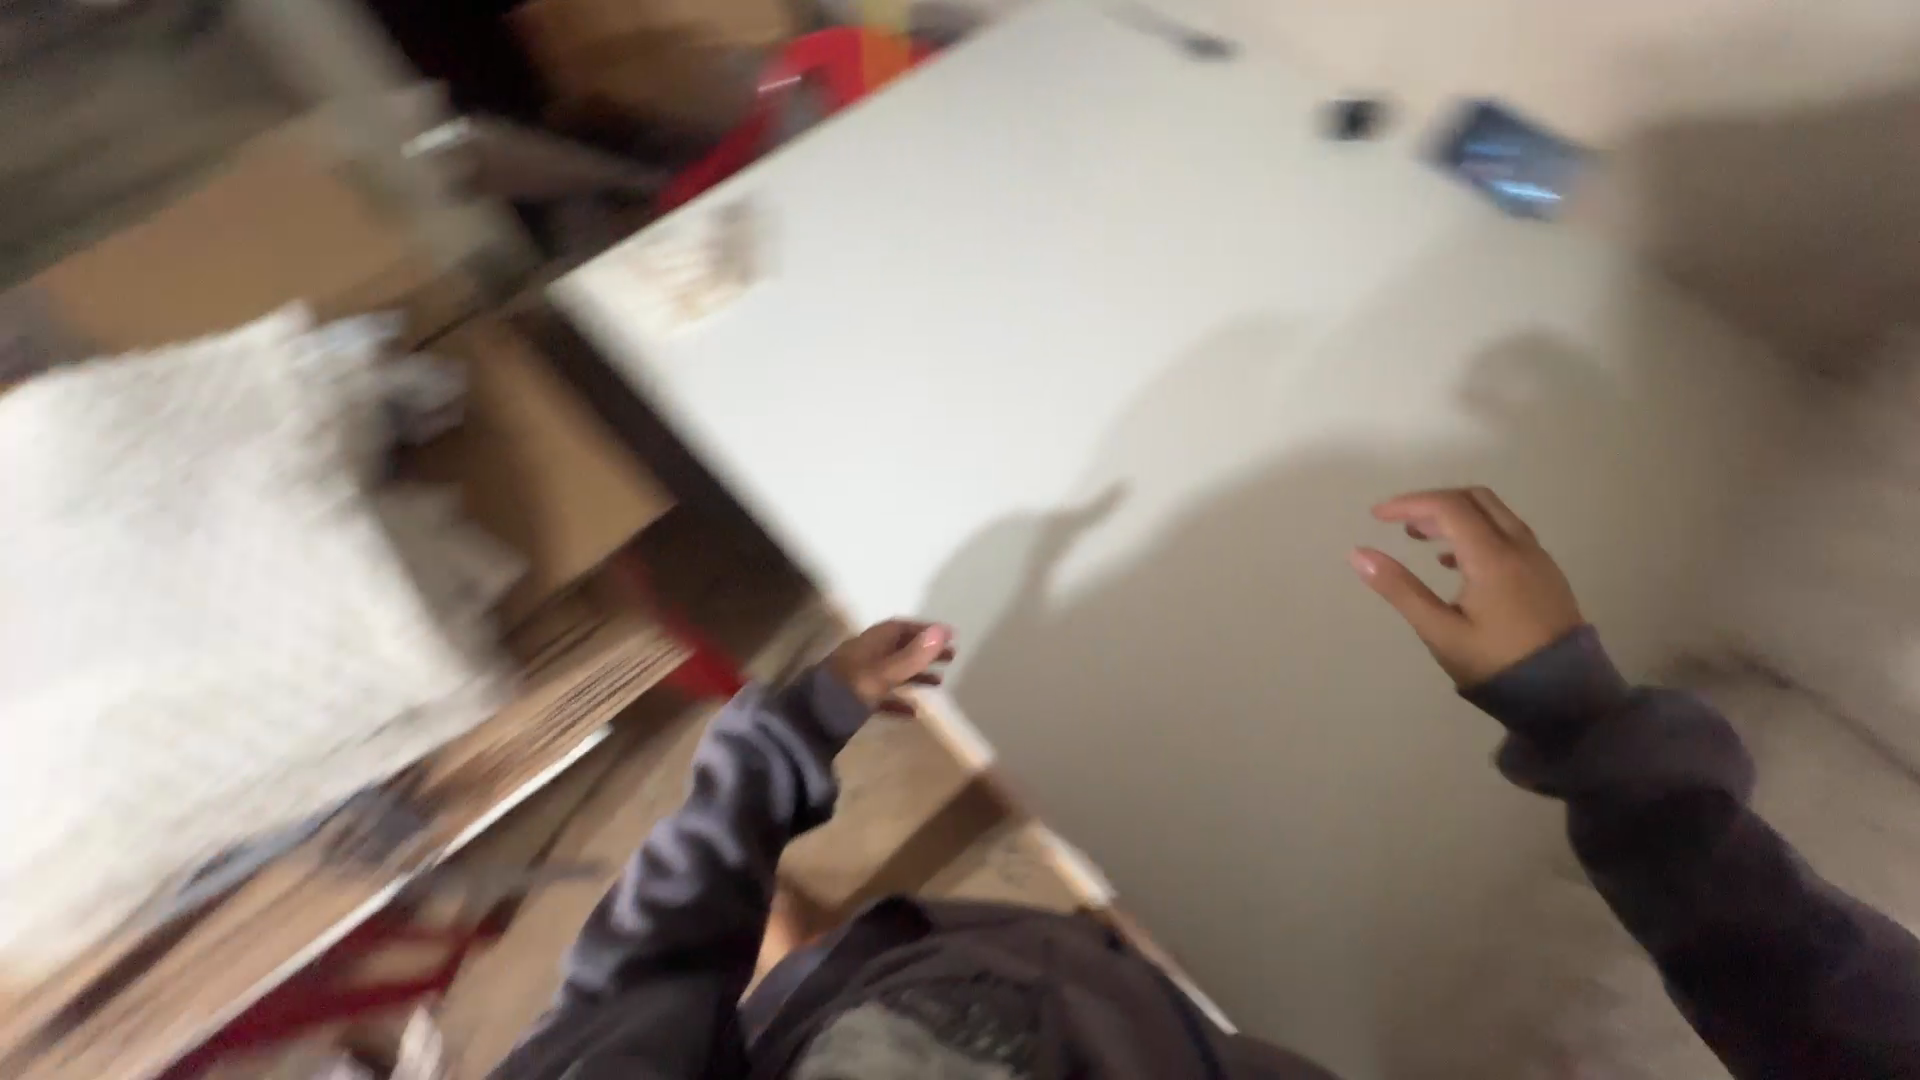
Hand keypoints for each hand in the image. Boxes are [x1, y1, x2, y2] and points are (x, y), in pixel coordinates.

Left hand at [826, 619, 955, 716]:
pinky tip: (913, 713)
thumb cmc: (846, 694)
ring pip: (891, 672)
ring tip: (939, 683)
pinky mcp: (851, 703)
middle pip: (898, 649)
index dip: (925, 630)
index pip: (900, 628)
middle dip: (924, 652)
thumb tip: (943, 630)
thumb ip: (912, 656)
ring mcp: (856, 680)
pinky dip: (898, 701)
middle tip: (951, 658)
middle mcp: (863, 657)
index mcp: (868, 644)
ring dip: (915, 676)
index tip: (950, 636)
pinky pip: (881, 697)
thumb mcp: (882, 675)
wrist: (806, 725)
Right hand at [1350, 487, 1582, 686]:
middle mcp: (1520, 547)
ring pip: (1494, 514)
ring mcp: (1537, 559)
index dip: (1409, 504)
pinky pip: (1506, 533)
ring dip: (1454, 516)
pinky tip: (1451, 560)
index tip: (1376, 516)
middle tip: (1400, 522)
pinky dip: (1474, 531)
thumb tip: (1357, 553)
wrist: (1563, 695)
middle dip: (1432, 502)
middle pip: (1475, 499)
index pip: (1448, 507)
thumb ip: (1399, 588)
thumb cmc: (1494, 662)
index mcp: (1493, 557)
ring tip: (1419, 537)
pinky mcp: (1544, 573)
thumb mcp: (1438, 629)